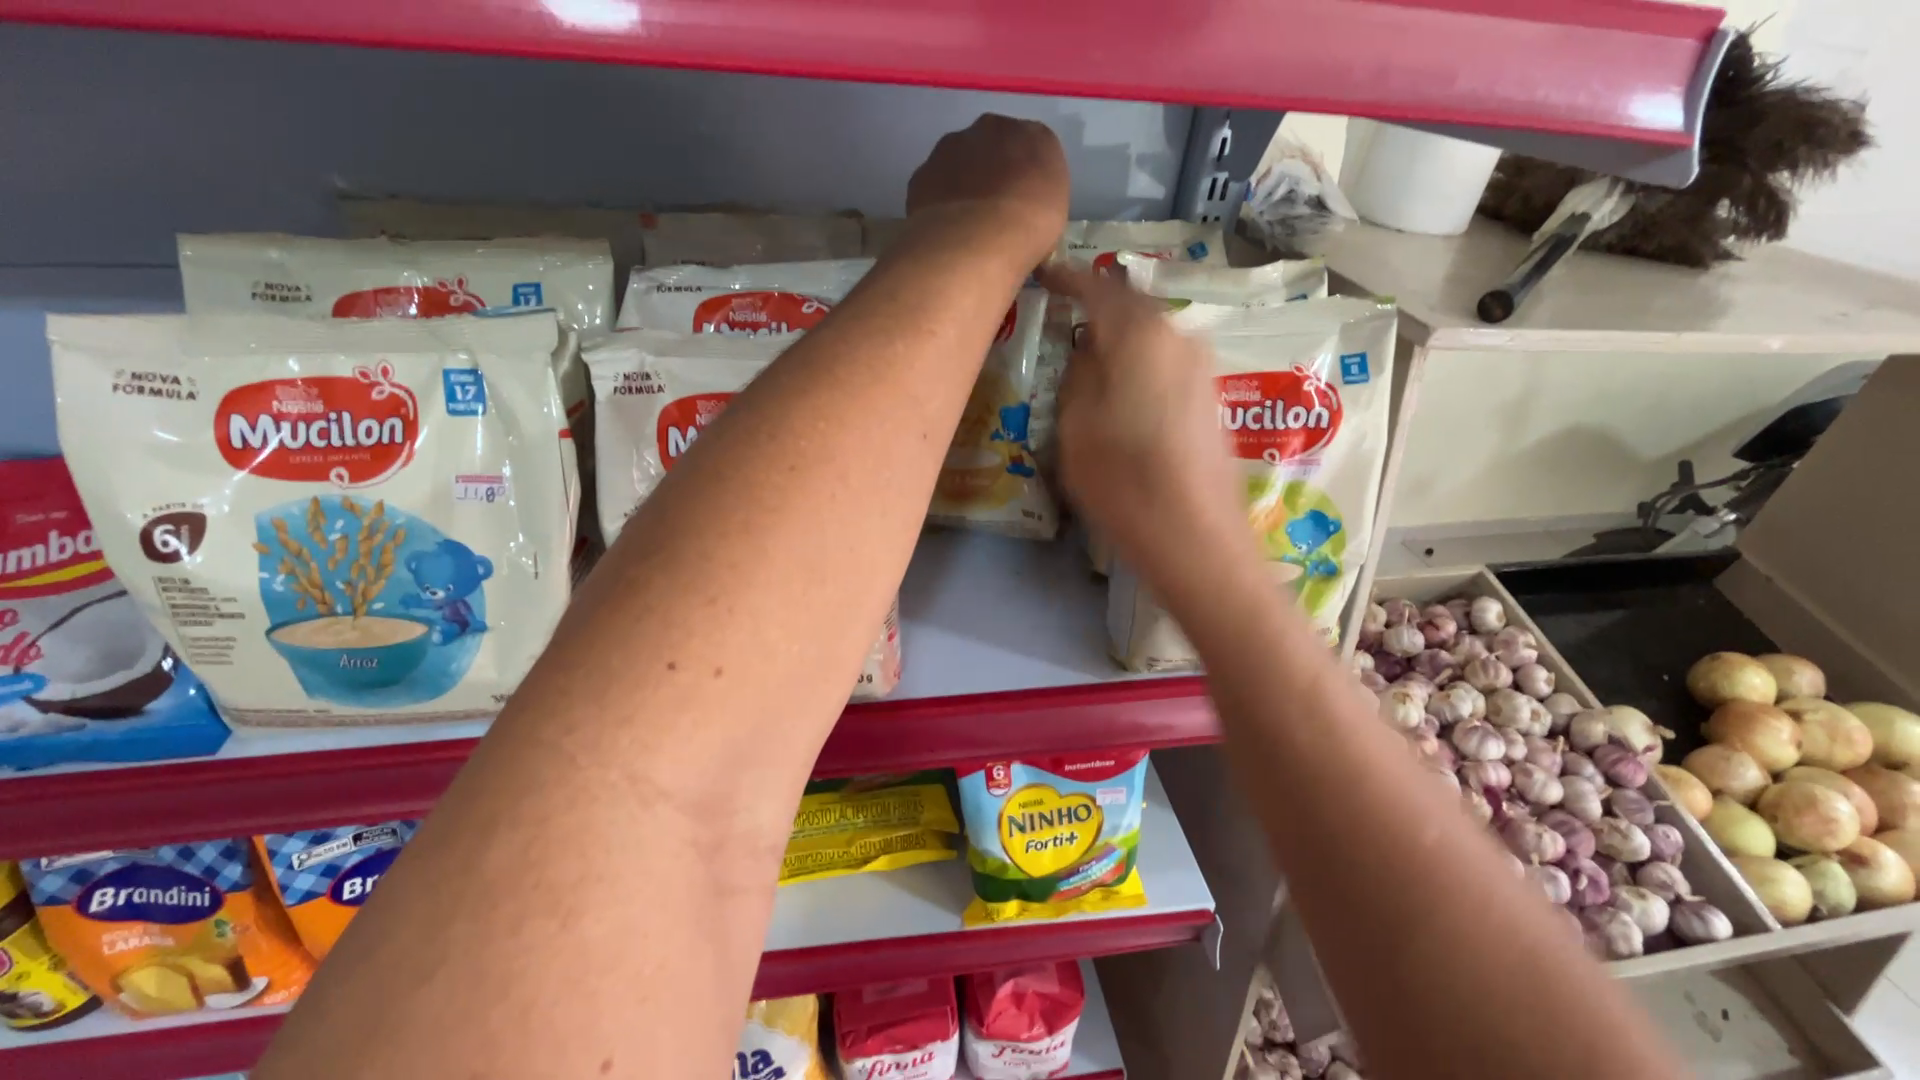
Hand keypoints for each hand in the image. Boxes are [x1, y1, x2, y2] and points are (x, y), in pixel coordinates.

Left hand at [906, 114, 1068, 268]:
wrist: (977, 237)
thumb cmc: (1030, 227)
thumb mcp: (1055, 213)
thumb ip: (1039, 197)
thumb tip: (1023, 206)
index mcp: (1036, 136)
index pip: (1033, 149)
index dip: (1026, 177)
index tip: (1023, 203)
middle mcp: (993, 127)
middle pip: (993, 147)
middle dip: (992, 172)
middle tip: (993, 210)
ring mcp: (951, 145)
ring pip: (959, 161)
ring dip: (962, 183)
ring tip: (965, 223)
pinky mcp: (923, 171)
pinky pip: (934, 184)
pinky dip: (938, 201)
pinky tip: (944, 228)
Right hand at [1037, 264, 1260, 602]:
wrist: (1198, 541)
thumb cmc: (1124, 485)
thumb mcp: (1075, 430)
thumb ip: (1078, 376)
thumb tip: (1087, 351)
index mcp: (1141, 336)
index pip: (1099, 287)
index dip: (1068, 277)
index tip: (1045, 273)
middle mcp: (1180, 338)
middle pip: (1133, 306)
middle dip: (1098, 305)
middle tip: (1063, 314)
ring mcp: (1202, 368)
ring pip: (1153, 334)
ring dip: (1121, 336)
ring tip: (1088, 352)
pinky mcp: (1211, 397)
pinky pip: (1167, 360)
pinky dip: (1141, 360)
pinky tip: (1122, 385)